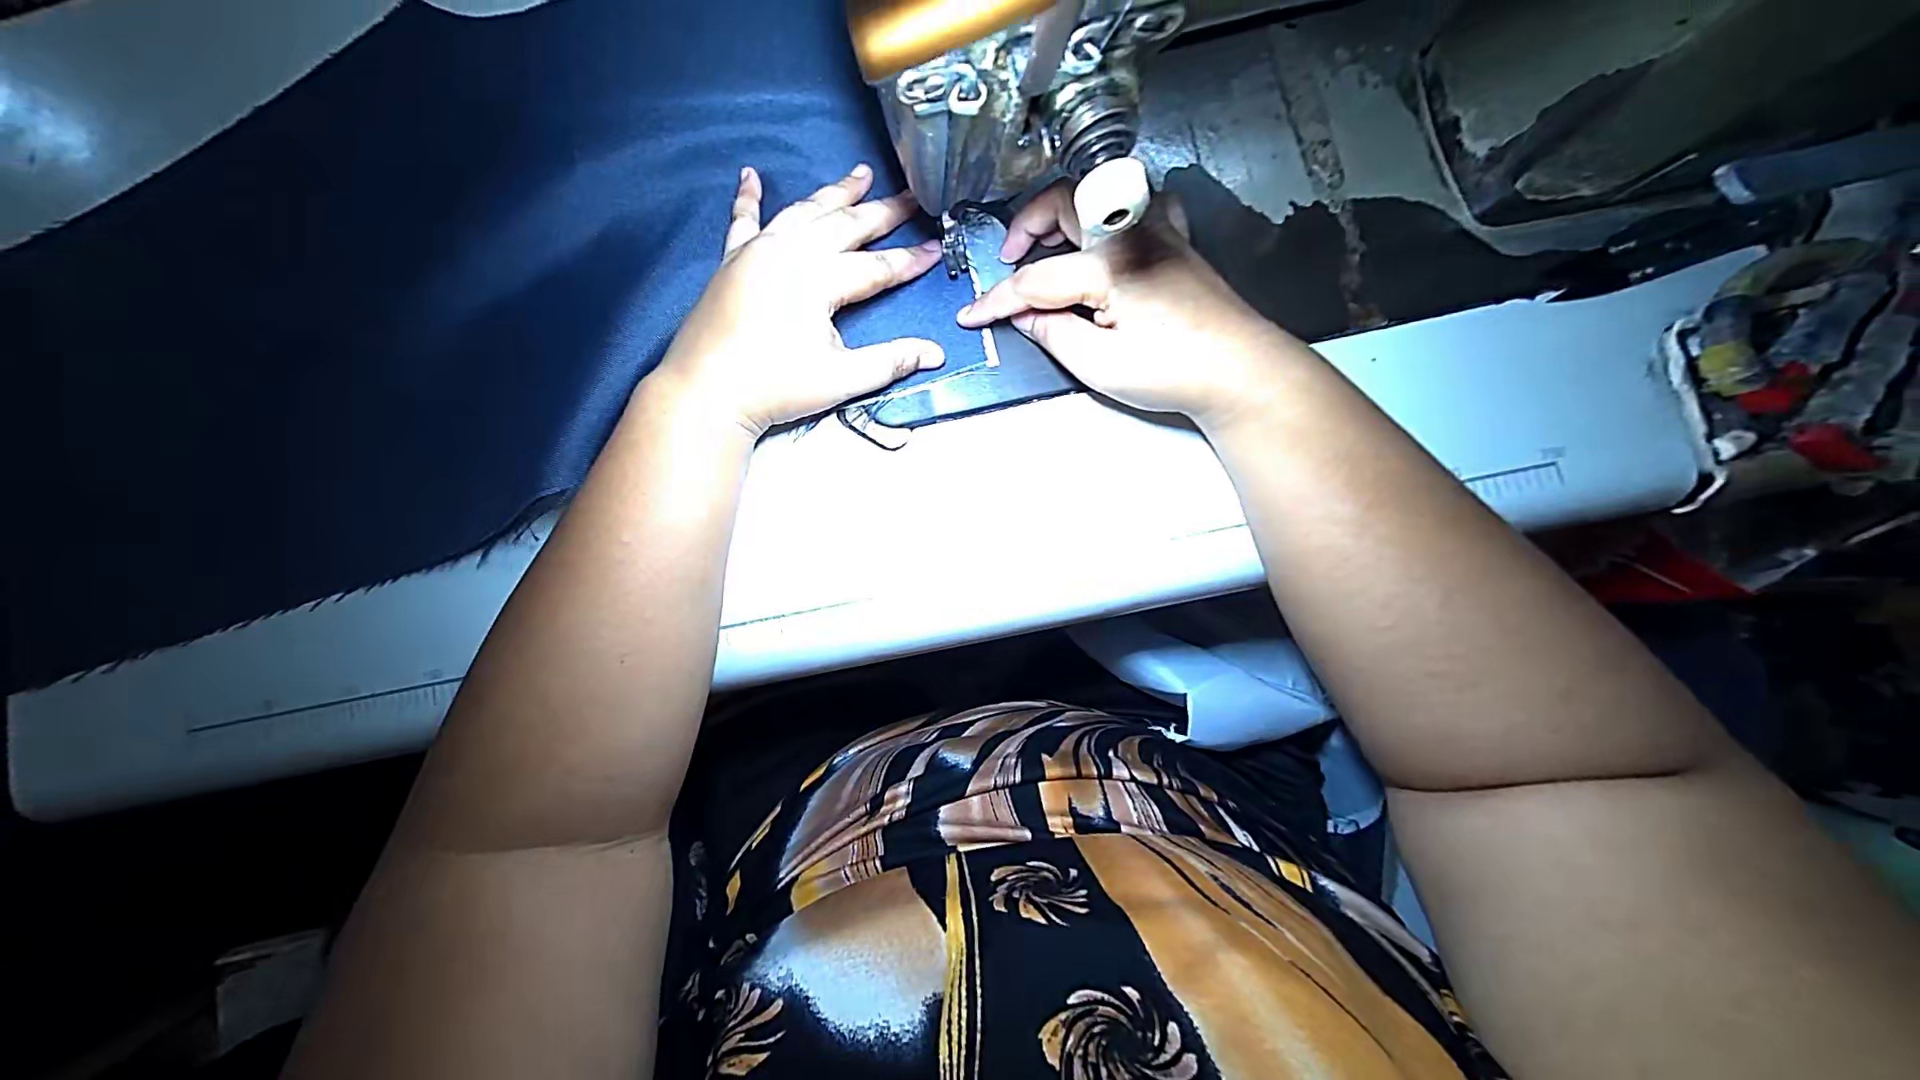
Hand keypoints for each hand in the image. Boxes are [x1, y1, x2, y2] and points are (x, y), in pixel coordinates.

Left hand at [652, 164, 946, 438]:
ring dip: (834, 193)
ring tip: (860, 174)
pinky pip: (743, 220)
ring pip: (803, 212)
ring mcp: (756, 251)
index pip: (877, 266)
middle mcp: (789, 253)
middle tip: (911, 197)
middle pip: (845, 226)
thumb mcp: (841, 379)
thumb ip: (891, 361)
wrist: (706, 392)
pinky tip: (750, 176)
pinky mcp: (731, 261)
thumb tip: (936, 353)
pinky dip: (748, 198)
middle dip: (882, 212)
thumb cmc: (774, 387)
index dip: (910, 260)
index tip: (937, 247)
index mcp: (818, 279)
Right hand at [956, 180, 1310, 430]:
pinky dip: (1114, 214)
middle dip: (1025, 227)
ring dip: (1066, 212)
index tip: (970, 316)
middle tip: (1008, 258)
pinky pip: (1141, 206)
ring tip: (1049, 243)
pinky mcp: (1177, 241)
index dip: (996, 301)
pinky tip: (1109, 236)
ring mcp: (1159, 230)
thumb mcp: (1097, 364)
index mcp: (1106, 262)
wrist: (1238, 371)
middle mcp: (1131, 232)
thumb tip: (1024, 316)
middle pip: (1062, 205)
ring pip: (1099, 194)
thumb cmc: (1172, 370)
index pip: (1035, 279)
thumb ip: (1051, 333)